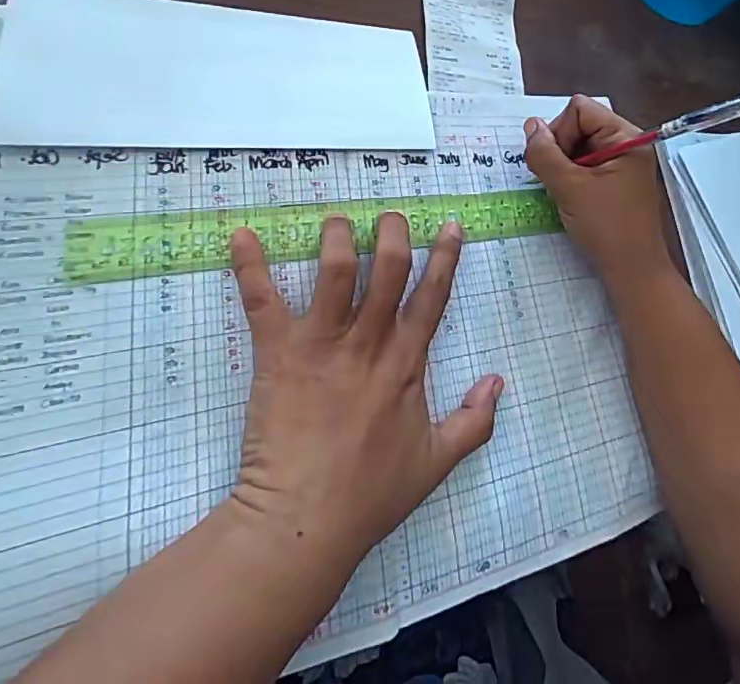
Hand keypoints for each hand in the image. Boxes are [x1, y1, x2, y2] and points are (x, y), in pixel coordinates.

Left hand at [227, 213, 502, 566]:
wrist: (304, 523)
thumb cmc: (369, 495)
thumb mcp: (435, 462)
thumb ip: (473, 421)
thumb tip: (498, 380)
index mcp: (406, 365)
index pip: (433, 297)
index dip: (446, 257)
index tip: (450, 225)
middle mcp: (368, 343)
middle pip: (388, 269)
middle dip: (393, 232)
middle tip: (389, 217)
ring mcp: (322, 344)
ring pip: (335, 271)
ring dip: (337, 237)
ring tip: (336, 221)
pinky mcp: (279, 352)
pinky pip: (262, 300)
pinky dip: (250, 265)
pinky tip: (241, 235)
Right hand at [523, 95, 670, 281]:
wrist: (633, 270)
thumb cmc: (606, 227)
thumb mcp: (569, 187)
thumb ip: (545, 153)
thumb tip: (531, 126)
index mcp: (625, 137)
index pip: (579, 110)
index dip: (559, 131)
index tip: (556, 163)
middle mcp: (625, 144)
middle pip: (578, 124)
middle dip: (559, 148)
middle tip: (557, 179)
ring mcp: (620, 162)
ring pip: (576, 145)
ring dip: (562, 164)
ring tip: (563, 190)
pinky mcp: (614, 180)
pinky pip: (583, 163)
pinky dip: (569, 175)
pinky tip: (569, 196)